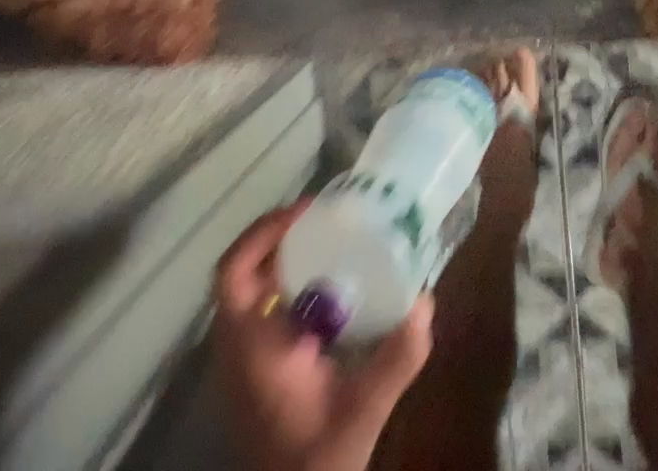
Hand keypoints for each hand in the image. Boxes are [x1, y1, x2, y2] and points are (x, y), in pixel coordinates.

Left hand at [213, 202, 433, 470]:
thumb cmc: (317, 456)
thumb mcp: (361, 410)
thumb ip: (394, 361)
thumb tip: (424, 302)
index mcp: (251, 346)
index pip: (233, 273)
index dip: (262, 233)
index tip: (306, 212)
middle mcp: (240, 345)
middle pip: (246, 272)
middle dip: (283, 239)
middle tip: (329, 220)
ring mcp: (247, 358)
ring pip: (257, 292)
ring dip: (289, 262)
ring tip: (336, 243)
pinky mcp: (262, 370)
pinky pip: (270, 313)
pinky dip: (296, 290)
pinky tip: (336, 293)